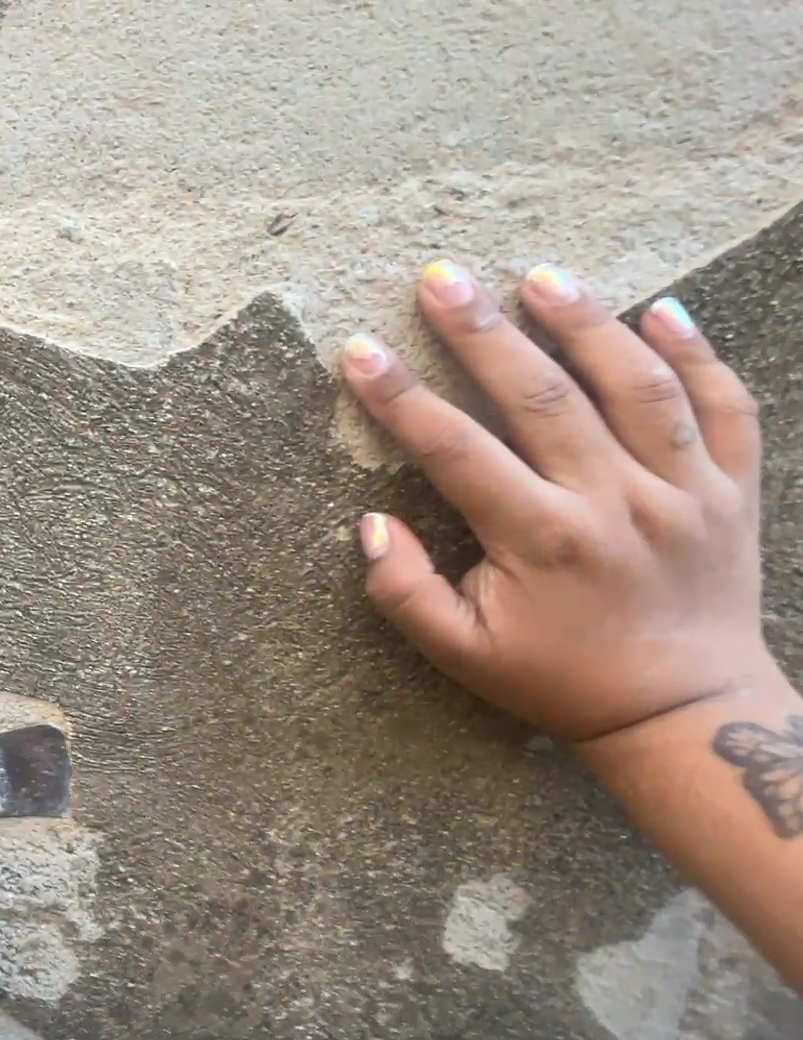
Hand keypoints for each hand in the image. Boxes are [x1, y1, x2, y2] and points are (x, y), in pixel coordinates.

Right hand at [341, 260, 773, 741]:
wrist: (684, 713)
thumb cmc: (552, 678)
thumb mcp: (455, 650)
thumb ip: (401, 588)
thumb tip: (369, 523)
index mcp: (540, 539)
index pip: (454, 450)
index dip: (399, 398)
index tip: (359, 353)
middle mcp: (615, 502)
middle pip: (543, 396)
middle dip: (483, 332)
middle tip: (442, 278)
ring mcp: (685, 492)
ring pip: (638, 386)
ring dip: (586, 323)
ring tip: (540, 275)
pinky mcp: (731, 492)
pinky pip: (725, 408)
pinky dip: (697, 354)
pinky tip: (661, 311)